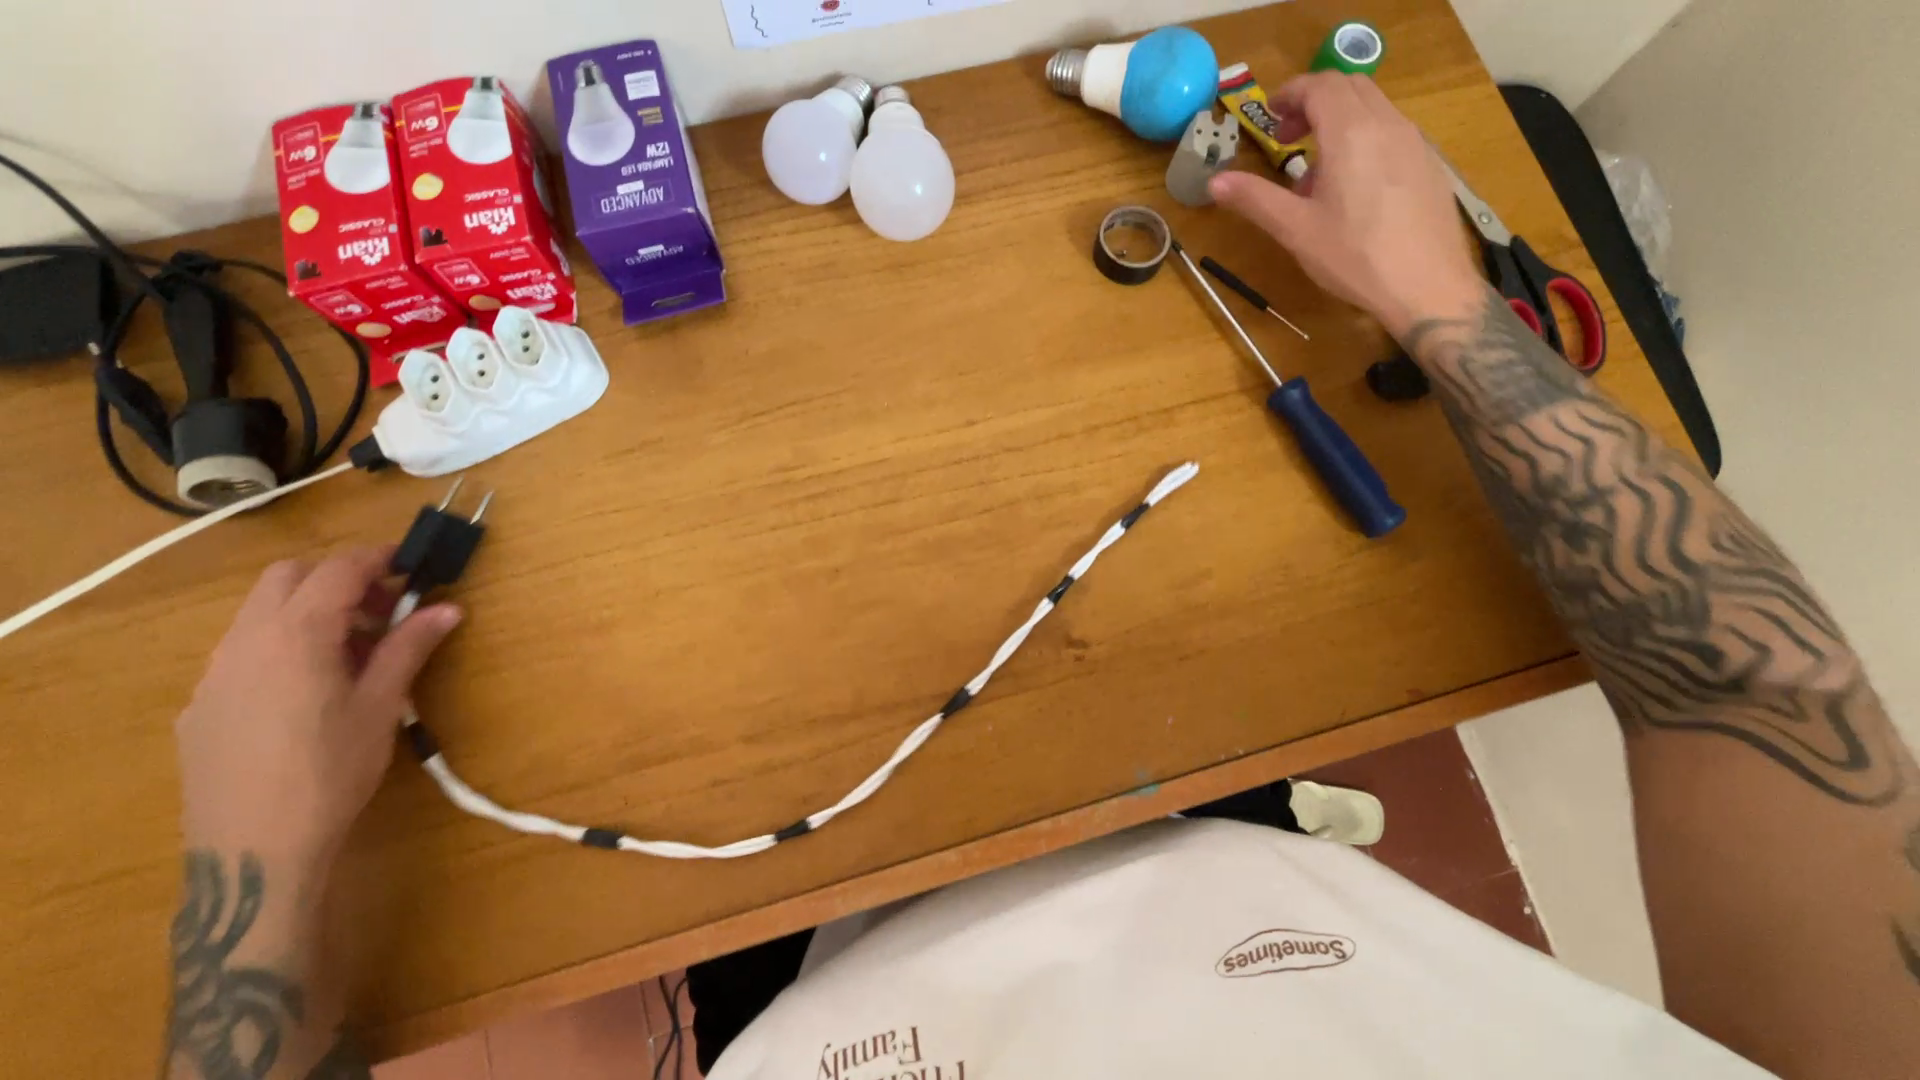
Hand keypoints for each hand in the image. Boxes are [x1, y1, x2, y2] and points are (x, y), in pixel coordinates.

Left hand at [175, 547, 461, 868]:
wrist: (254, 848)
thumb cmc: (332, 770)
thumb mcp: (382, 706)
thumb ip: (409, 648)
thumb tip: (447, 608)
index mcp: (296, 633)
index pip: (337, 569)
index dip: (378, 560)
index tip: (411, 569)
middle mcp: (245, 640)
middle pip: (287, 577)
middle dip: (337, 579)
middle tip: (382, 611)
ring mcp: (214, 673)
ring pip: (259, 613)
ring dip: (308, 612)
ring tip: (351, 656)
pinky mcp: (199, 705)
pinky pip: (241, 652)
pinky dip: (280, 646)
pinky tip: (307, 694)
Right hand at [1209, 73, 1483, 339]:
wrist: (1427, 285)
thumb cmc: (1355, 257)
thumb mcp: (1295, 230)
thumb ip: (1255, 199)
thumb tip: (1215, 182)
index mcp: (1350, 133)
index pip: (1320, 85)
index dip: (1291, 94)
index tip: (1270, 117)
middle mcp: (1387, 125)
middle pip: (1349, 88)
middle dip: (1314, 103)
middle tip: (1288, 138)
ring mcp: (1414, 142)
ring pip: (1373, 109)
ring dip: (1338, 123)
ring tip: (1316, 172)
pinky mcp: (1429, 164)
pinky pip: (1391, 133)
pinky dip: (1363, 140)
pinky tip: (1352, 189)